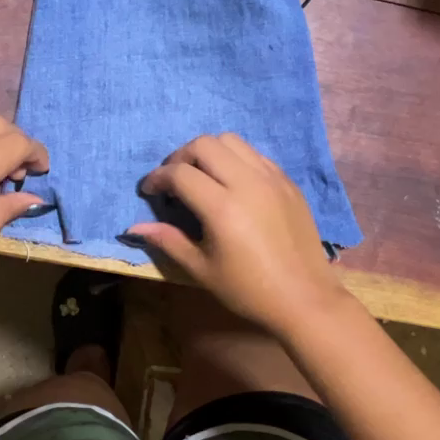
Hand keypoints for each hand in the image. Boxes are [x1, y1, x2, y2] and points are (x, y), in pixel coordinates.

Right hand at [124, 133, 354, 336]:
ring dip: (209, 153)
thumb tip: (135, 227)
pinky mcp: (288, 182)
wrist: (304, 298)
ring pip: (232, 141)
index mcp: (223, 207)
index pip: (180, 173)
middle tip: (173, 181)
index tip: (149, 191)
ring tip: (202, 177)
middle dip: (181, 157)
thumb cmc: (248, 290)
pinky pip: (255, 155)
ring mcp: (272, 178)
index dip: (157, 178)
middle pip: (205, 144)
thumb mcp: (201, 270)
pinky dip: (235, 160)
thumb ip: (168, 241)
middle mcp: (248, 182)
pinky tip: (232, 185)